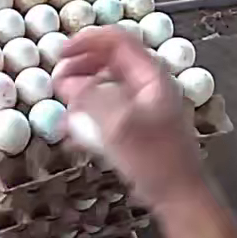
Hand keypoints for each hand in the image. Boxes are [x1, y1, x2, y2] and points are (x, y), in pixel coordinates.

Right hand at [51, 26, 207, 209]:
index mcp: (150, 77)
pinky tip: (73, 130)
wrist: (179, 196)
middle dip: (80, 67)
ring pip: (106, 86)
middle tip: (58, 80)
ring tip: (64, 107)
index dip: (86, 42)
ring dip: (81, 92)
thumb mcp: (118, 125)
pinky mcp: (136, 126)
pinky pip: (107, 109)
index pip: (116, 41)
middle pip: (109, 60)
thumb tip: (68, 82)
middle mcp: (148, 86)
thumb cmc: (156, 161)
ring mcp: (143, 106)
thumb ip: (90, 99)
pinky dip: (88, 113)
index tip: (61, 54)